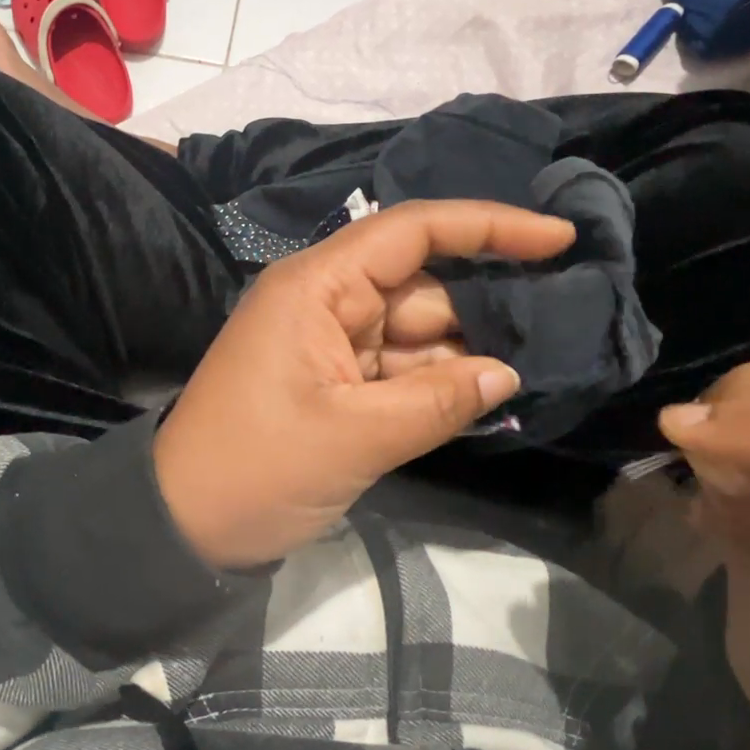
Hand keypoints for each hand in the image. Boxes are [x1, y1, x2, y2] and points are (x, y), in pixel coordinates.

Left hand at [154, 200, 574, 570]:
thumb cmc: (256, 469)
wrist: (182, 523)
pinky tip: (489, 397)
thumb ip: (437, 401)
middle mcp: (323, 301)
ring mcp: (325, 344)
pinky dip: (436, 383)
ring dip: (467, 351)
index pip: (411, 231)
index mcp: (316, 287)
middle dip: (486, 305)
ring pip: (414, 330)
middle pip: (421, 284)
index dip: (488, 226)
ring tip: (544, 366)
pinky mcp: (329, 384)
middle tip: (567, 326)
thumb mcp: (353, 438)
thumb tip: (507, 373)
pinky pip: (395, 369)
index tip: (559, 239)